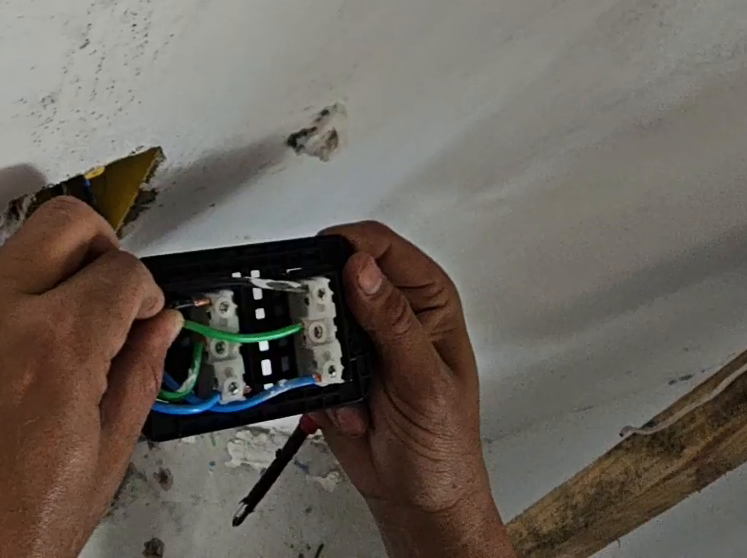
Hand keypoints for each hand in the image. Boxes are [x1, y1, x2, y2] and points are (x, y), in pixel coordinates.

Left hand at [0, 197, 181, 557]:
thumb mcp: (98, 466)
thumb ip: (138, 378)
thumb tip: (158, 330)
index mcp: (55, 348)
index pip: (123, 270)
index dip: (145, 292)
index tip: (141, 312)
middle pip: (66, 221)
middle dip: (101, 245)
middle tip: (107, 287)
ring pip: (15, 252)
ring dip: (45, 279)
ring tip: (50, 342)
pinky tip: (2, 366)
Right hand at [311, 222, 513, 557]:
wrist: (417, 500)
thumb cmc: (444, 445)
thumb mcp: (424, 381)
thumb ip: (393, 322)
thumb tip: (363, 269)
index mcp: (425, 297)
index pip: (381, 245)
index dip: (349, 246)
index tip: (323, 268)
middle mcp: (389, 306)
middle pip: (337, 271)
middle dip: (325, 306)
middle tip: (329, 341)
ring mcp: (357, 332)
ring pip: (313, 309)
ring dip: (319, 348)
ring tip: (343, 383)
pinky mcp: (331, 358)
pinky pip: (302, 347)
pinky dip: (312, 375)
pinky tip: (344, 405)